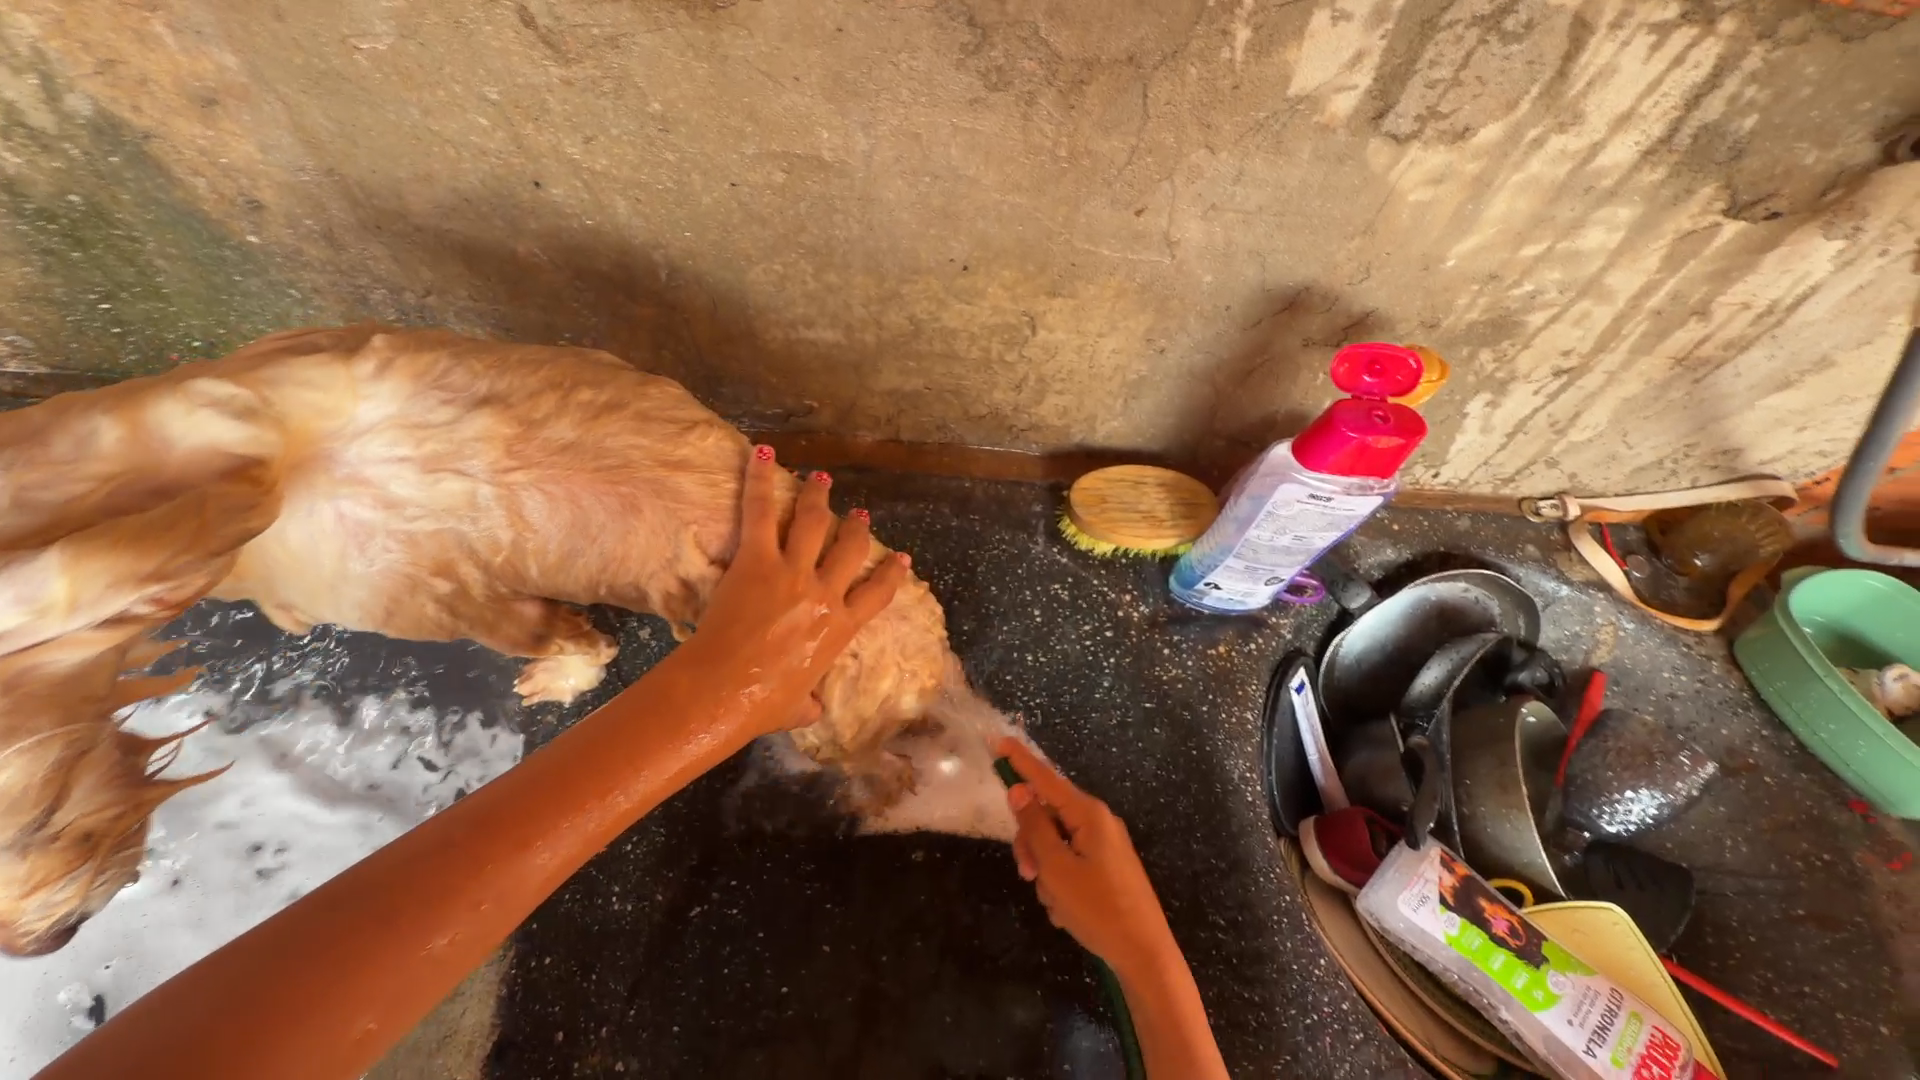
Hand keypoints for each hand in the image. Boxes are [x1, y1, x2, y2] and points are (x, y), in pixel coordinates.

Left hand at [682, 445, 908, 738]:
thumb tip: (814, 711)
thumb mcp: (798, 708)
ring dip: (818, 496)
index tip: (901, 558)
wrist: (725, 692)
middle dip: (856, 527)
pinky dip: (759, 479)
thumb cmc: (761, 705)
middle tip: (857, 514)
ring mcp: (793, 572)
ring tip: (820, 479)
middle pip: (851, 549)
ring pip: (813, 522)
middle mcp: (825, 593)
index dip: (893, 573)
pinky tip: (761, 453)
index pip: (879, 594)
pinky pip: (760, 511)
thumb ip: (811, 703)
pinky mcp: (757, 559)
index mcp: (841, 628)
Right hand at [997, 737, 1177, 977]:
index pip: (1046, 778)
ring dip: (1045, 871)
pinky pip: (1069, 863)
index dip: (1021, 761)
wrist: (1145, 955)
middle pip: (1047, 817)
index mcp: (1089, 815)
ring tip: (1056, 903)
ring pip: (1054, 844)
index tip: (998, 742)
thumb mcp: (1057, 868)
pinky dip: (1060, 883)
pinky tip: (1067, 911)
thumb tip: (1019, 790)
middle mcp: (1098, 822)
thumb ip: (1035, 827)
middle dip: (1031, 845)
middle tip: (1028, 875)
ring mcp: (1103, 846)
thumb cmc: (1098, 908)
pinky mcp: (1105, 868)